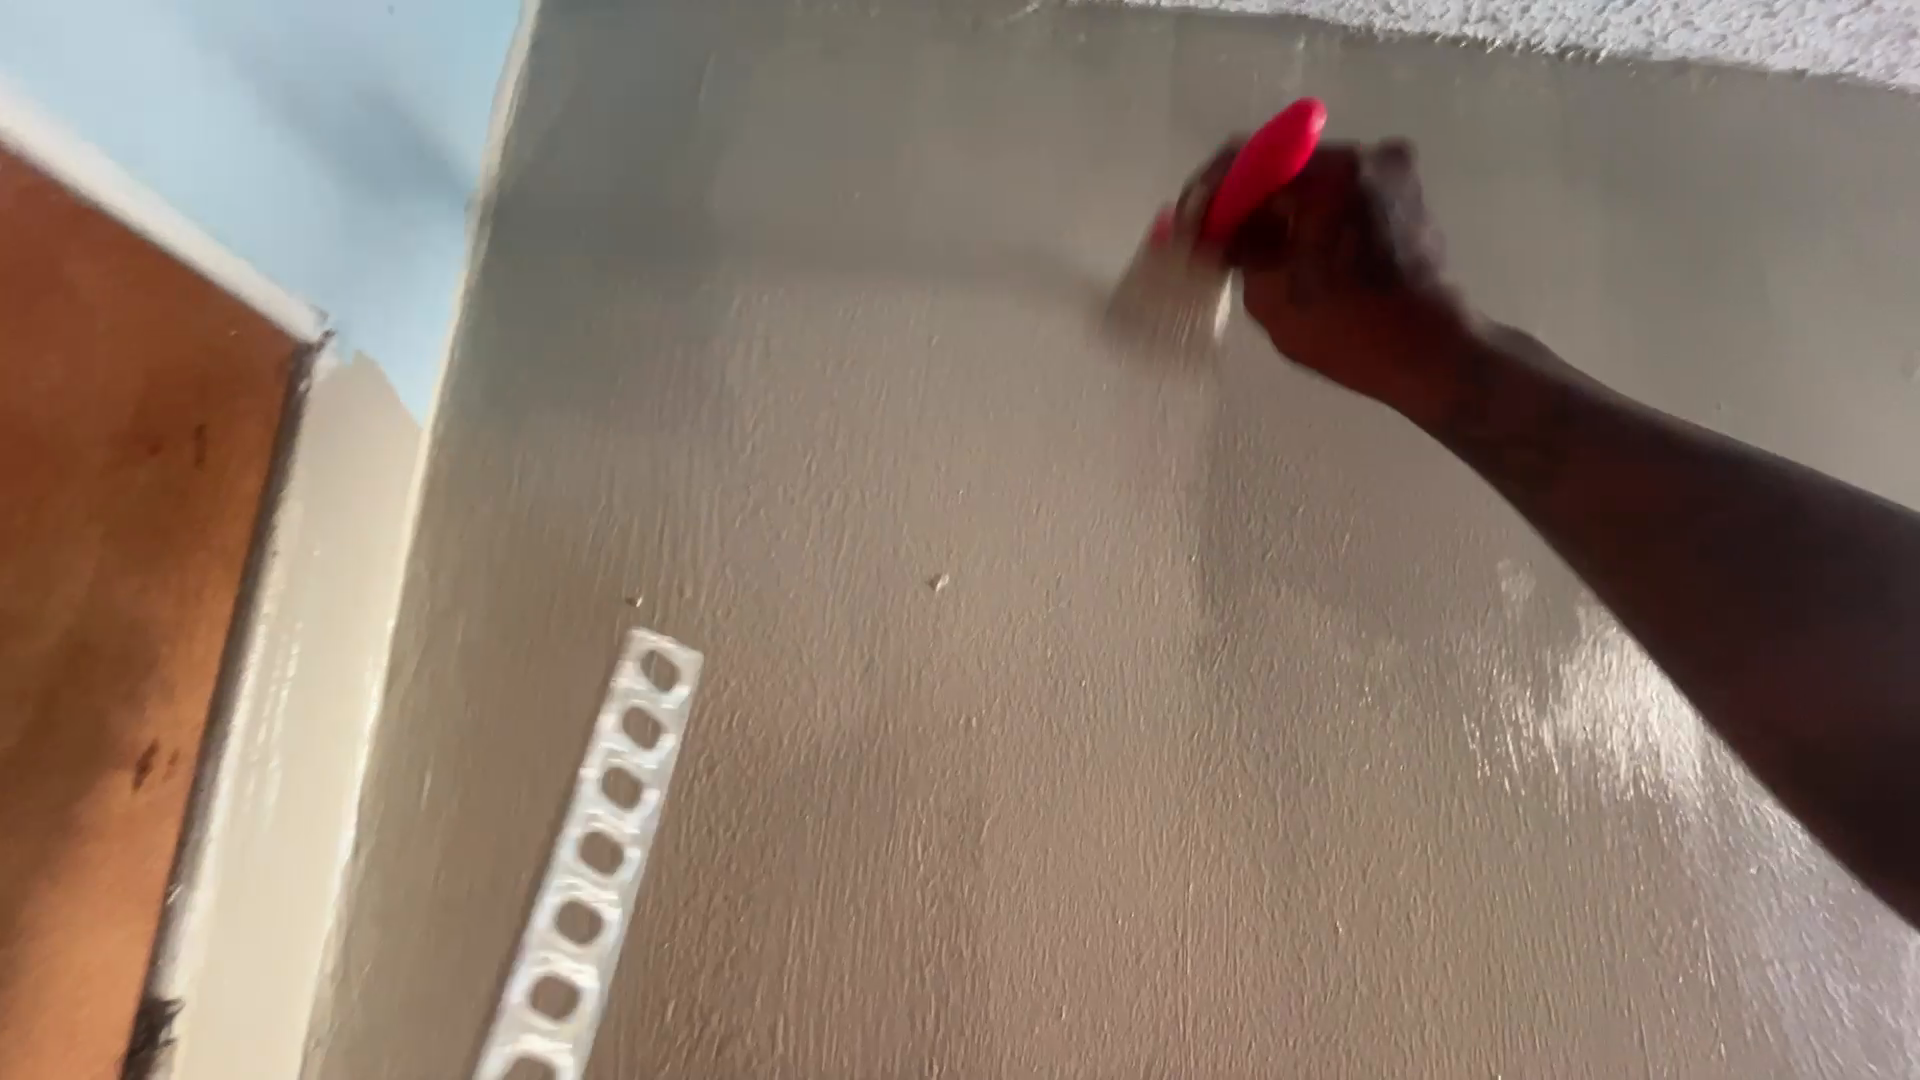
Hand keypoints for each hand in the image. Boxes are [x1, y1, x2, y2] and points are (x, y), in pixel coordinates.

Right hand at [1206, 139, 1471, 419]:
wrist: (1428, 352)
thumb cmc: (1345, 329)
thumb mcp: (1270, 293)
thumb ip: (1234, 249)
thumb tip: (1204, 232)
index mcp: (1331, 173)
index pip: (1246, 160)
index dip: (1207, 196)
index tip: (1186, 231)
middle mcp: (1365, 156)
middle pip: (1277, 165)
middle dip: (1238, 203)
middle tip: (1210, 244)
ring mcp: (1389, 173)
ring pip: (1305, 180)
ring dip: (1270, 211)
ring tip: (1246, 255)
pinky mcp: (1399, 195)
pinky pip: (1333, 195)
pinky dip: (1303, 217)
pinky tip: (1285, 252)